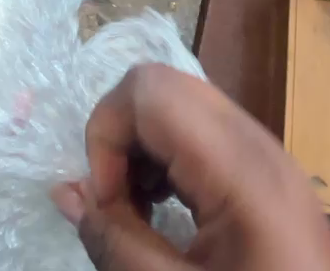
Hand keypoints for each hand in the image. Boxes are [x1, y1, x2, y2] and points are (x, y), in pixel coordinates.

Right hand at [51, 63, 329, 270]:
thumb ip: (115, 243)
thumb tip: (63, 191)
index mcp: (239, 165)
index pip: (147, 90)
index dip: (106, 135)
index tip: (106, 204)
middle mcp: (255, 139)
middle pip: (161, 85)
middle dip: (119, 135)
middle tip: (118, 204)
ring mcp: (265, 150)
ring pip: (178, 101)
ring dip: (141, 145)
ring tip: (138, 211)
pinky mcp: (266, 167)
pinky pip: (200, 128)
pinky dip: (167, 154)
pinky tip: (165, 207)